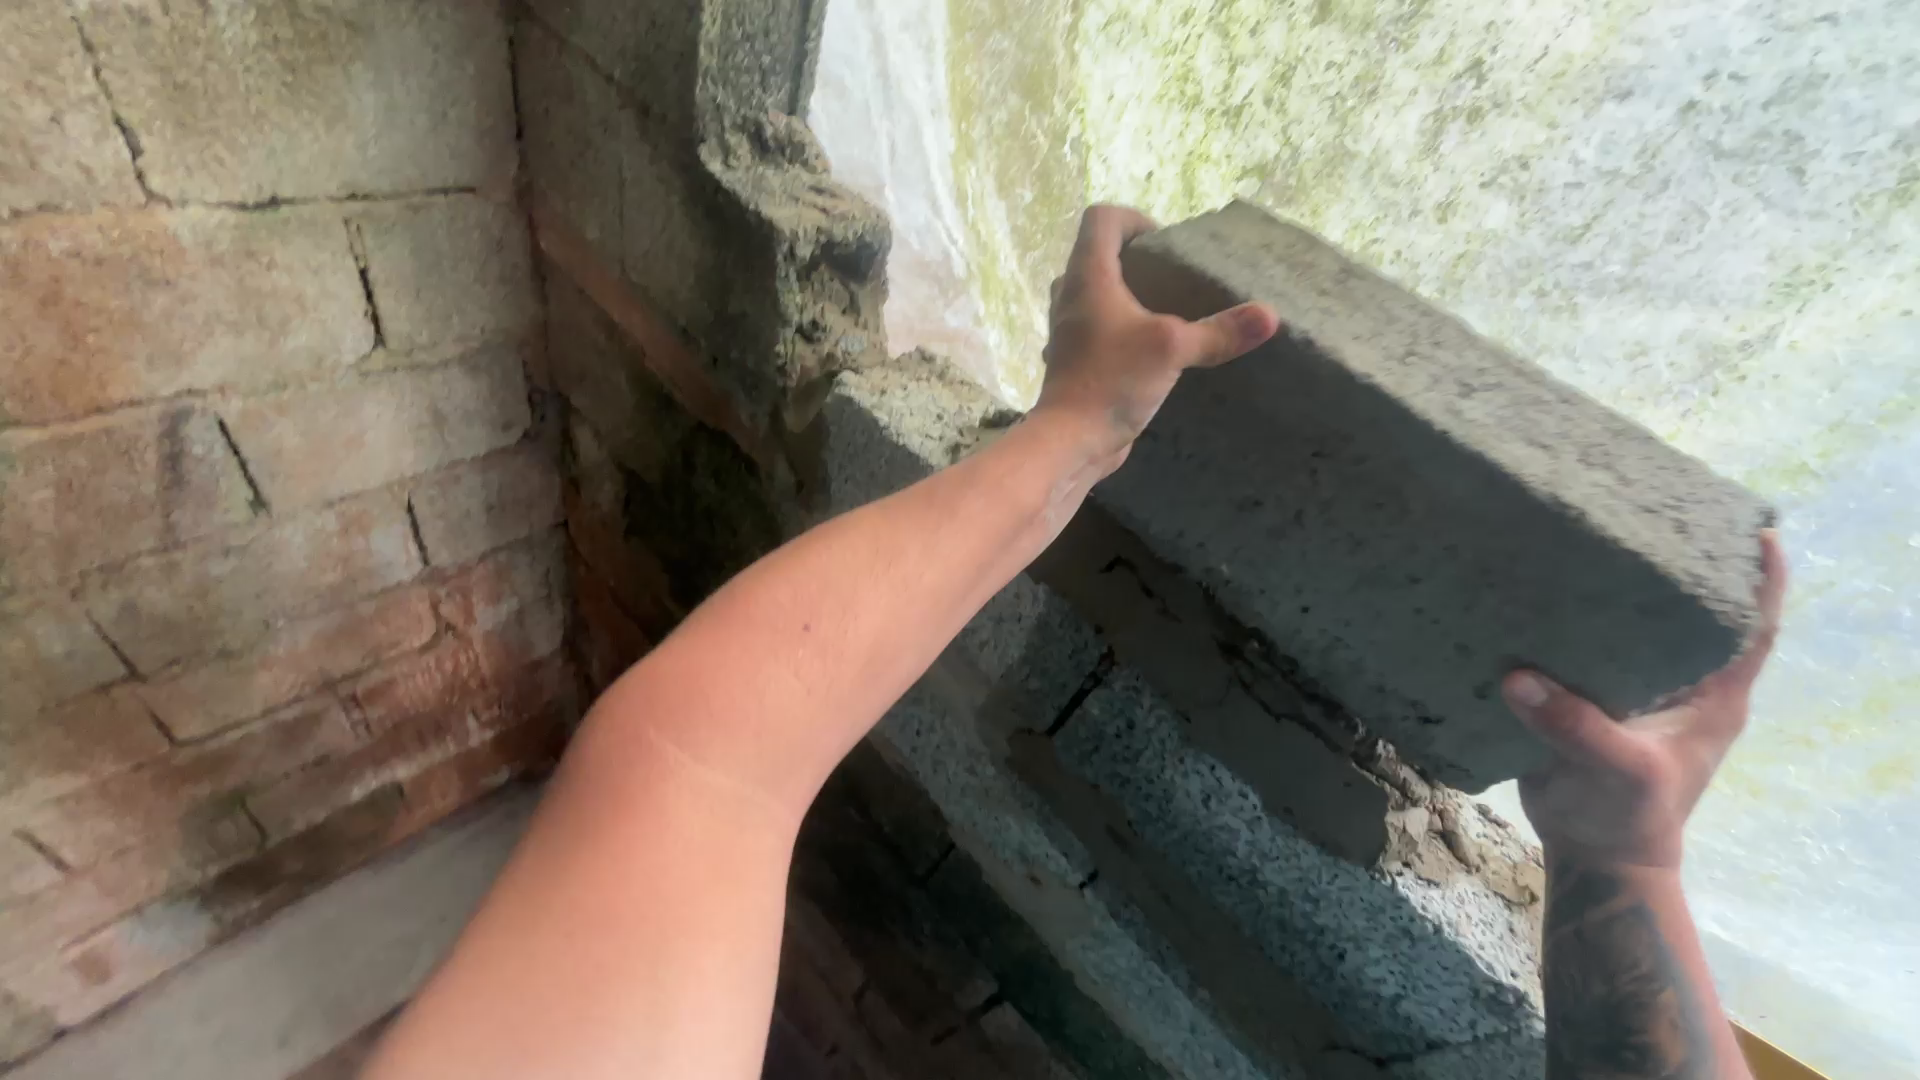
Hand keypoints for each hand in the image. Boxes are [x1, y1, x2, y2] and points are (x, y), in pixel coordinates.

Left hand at [1032, 205, 1279, 473]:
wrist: (1070, 441)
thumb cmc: (1112, 381)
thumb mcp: (1171, 349)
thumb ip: (1219, 331)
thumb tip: (1270, 316)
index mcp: (1087, 277)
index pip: (1101, 219)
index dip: (1134, 219)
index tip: (1166, 244)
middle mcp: (1071, 298)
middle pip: (1098, 258)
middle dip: (1136, 261)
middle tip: (1172, 280)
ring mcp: (1069, 334)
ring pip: (1095, 298)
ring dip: (1127, 300)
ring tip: (1166, 315)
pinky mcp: (1074, 365)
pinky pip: (1097, 334)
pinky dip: (1120, 333)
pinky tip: (1149, 354)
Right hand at [1502, 531, 1788, 868]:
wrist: (1592, 849)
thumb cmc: (1627, 814)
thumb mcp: (1619, 773)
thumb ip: (1578, 728)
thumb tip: (1518, 678)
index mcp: (1709, 695)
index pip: (1750, 630)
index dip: (1761, 580)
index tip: (1753, 529)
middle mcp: (1672, 683)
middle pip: (1684, 615)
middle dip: (1675, 568)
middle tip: (1638, 519)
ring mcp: (1625, 690)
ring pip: (1622, 630)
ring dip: (1604, 593)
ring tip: (1573, 546)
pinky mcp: (1580, 699)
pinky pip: (1569, 653)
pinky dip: (1553, 626)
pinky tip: (1524, 599)